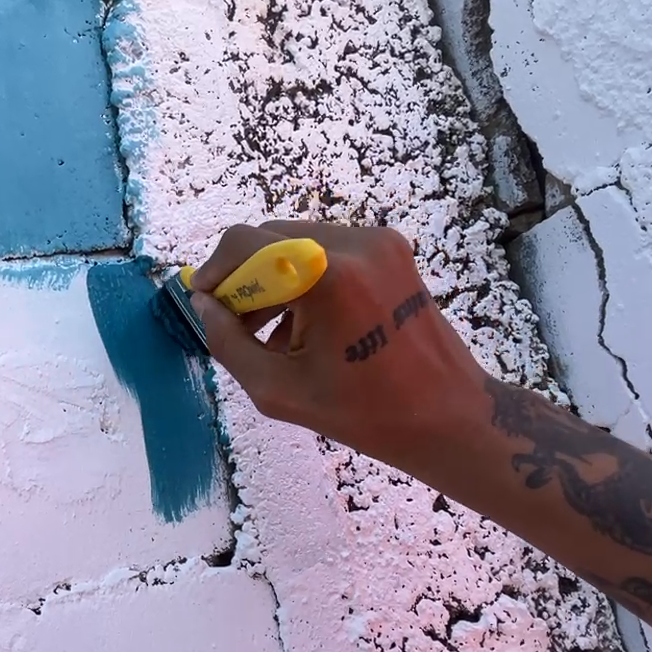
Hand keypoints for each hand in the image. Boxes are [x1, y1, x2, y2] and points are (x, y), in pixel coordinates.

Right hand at [189, 220, 492, 478]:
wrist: (449, 415)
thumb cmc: (364, 414)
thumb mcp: (277, 390)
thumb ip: (227, 342)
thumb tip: (202, 304)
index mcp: (329, 276)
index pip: (245, 243)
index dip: (214, 269)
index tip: (203, 299)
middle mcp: (356, 243)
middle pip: (270, 236)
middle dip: (242, 275)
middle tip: (233, 320)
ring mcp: (379, 242)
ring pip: (296, 241)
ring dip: (271, 277)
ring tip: (266, 329)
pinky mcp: (392, 250)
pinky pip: (326, 250)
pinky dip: (302, 278)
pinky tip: (301, 324)